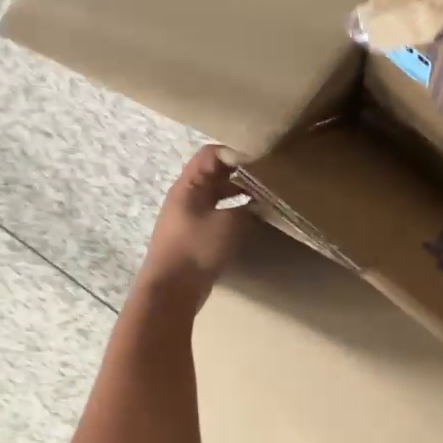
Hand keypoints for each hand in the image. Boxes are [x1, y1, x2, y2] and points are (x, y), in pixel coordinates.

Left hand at [136, 146, 254, 310]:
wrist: (170, 291)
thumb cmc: (197, 249)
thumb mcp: (230, 222)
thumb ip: (247, 204)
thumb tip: (259, 199)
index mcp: (189, 185)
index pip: (212, 153)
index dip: (237, 151)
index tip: (264, 156)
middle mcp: (187, 195)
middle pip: (215, 171)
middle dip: (242, 169)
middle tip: (271, 172)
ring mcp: (190, 214)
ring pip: (218, 191)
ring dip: (240, 189)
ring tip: (267, 192)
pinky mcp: (195, 232)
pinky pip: (218, 209)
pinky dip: (235, 207)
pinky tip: (253, 214)